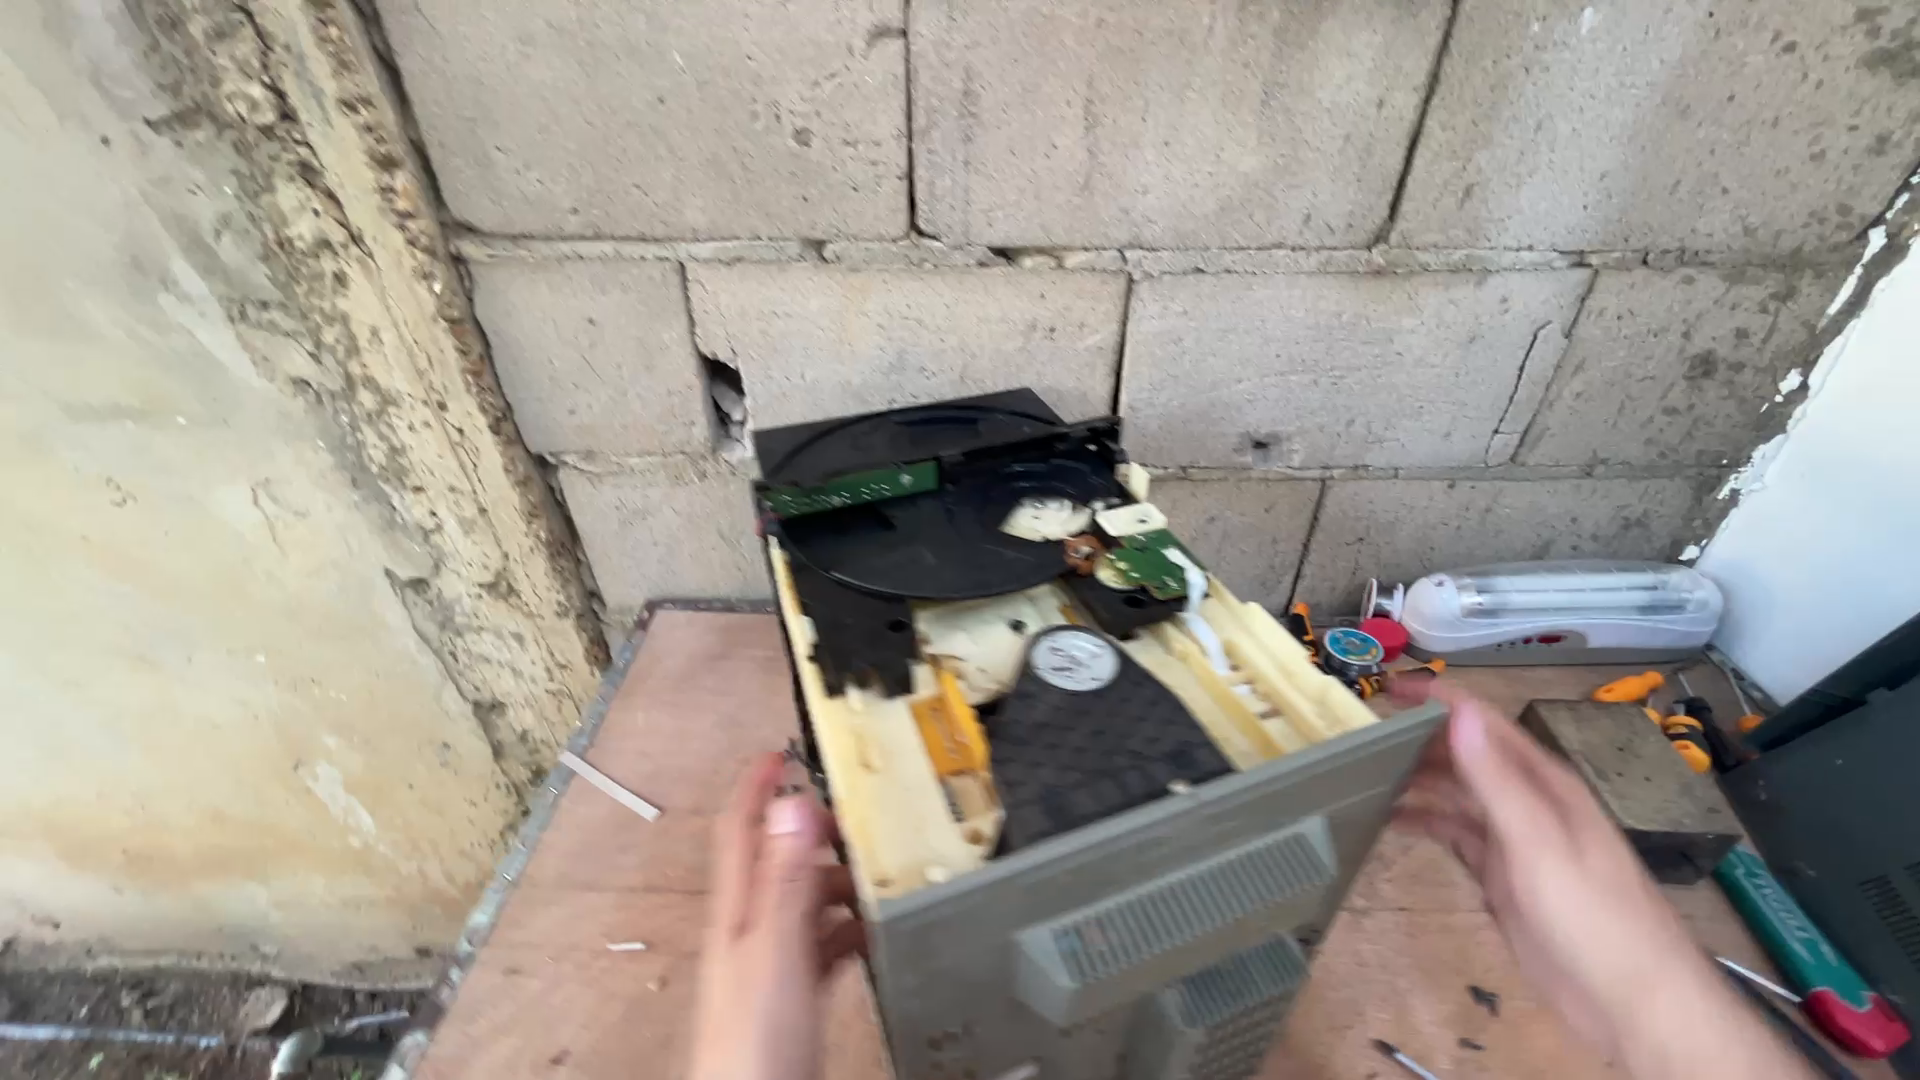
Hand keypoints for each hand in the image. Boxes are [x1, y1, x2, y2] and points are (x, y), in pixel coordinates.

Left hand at [687, 753, 866, 1079]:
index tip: (777, 752)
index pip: (740, 828)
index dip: (754, 787)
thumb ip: (785, 879)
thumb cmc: (755, 1040)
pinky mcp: (792, 989)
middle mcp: (751, 926)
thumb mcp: (775, 950)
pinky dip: (845, 928)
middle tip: (853, 817)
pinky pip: (821, 941)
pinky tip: (869, 933)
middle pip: (778, 859)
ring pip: (804, 899)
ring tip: (876, 878)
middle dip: (812, 831)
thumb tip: (792, 805)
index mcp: (740, 908)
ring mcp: (771, 959)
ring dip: (836, 881)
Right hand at [1391, 680, 1816, 1077]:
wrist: (1633, 1005)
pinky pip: (1452, 831)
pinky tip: (1388, 819)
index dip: (1438, 700)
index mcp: (1542, 783)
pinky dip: (1420, 820)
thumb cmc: (1590, 915)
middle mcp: (1526, 800)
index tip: (1388, 688)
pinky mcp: (1500, 871)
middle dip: (1417, 738)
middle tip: (1361, 733)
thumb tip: (1457, 713)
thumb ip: (1497, 778)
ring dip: (1414, 778)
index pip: (1483, 723)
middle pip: (1464, 754)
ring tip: (1364, 772)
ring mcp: (1512, 837)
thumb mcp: (1539, 841)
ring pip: (1454, 792)